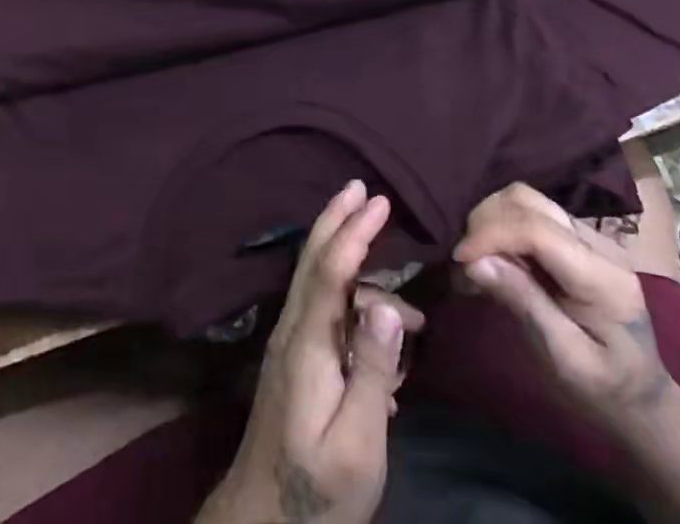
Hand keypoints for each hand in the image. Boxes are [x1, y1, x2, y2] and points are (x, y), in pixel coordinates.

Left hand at [200, 181, 421, 523]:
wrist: (264, 518)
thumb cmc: (318, 488)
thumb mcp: (358, 441)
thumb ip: (372, 371)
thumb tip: (386, 305)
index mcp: (307, 346)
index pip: (329, 273)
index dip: (352, 233)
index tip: (376, 201)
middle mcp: (292, 333)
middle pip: (313, 263)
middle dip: (336, 222)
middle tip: (359, 188)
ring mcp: (290, 346)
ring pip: (324, 289)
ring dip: (366, 285)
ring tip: (416, 325)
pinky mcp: (296, 361)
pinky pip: (327, 316)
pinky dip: (357, 312)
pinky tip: (388, 348)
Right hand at [452, 183, 671, 427]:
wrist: (642, 394)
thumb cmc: (604, 387)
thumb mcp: (565, 359)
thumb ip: (524, 304)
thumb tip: (473, 262)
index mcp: (603, 280)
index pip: (536, 230)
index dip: (489, 235)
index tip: (459, 260)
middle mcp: (599, 245)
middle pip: (526, 201)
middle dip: (484, 222)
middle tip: (464, 261)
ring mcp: (589, 236)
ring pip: (523, 198)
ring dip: (489, 219)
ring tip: (475, 257)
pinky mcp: (576, 237)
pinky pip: (528, 211)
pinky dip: (499, 224)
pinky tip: (492, 256)